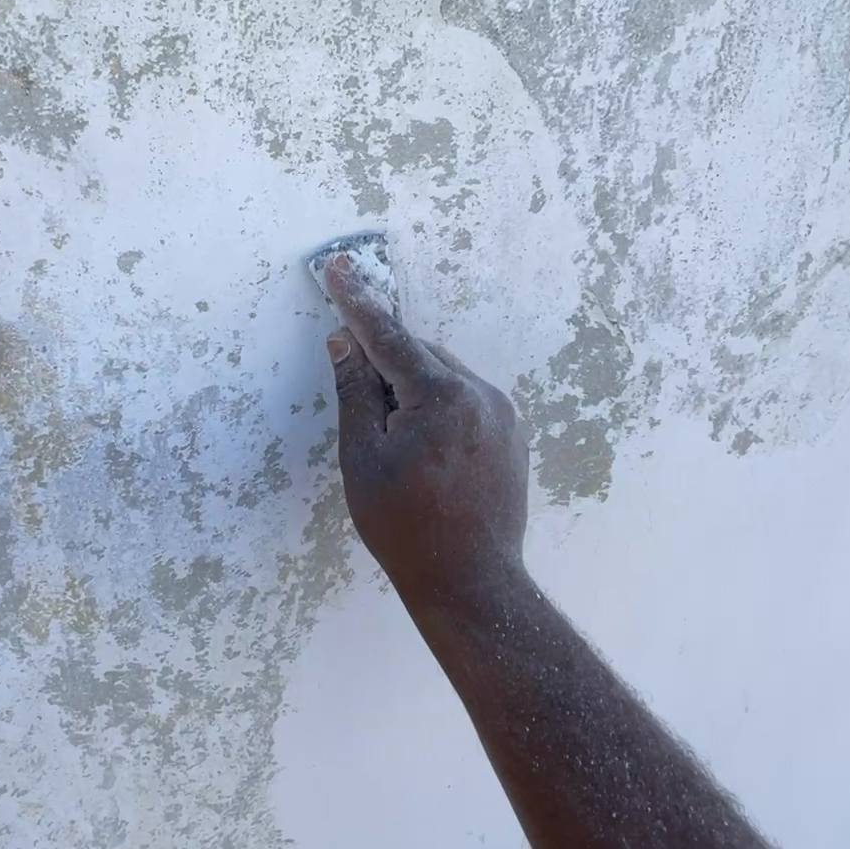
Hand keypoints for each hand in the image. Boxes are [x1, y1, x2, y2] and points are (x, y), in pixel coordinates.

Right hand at [323, 255, 529, 601]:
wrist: (471, 583)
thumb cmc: (404, 525)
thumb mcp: (363, 456)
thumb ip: (355, 391)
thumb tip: (344, 341)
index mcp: (442, 395)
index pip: (389, 335)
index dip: (357, 301)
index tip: (339, 267)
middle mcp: (482, 394)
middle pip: (418, 355)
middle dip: (384, 363)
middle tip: (362, 406)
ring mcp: (502, 414)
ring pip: (442, 376)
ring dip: (411, 386)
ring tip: (393, 439)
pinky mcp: (511, 435)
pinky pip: (464, 399)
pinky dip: (435, 404)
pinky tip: (423, 446)